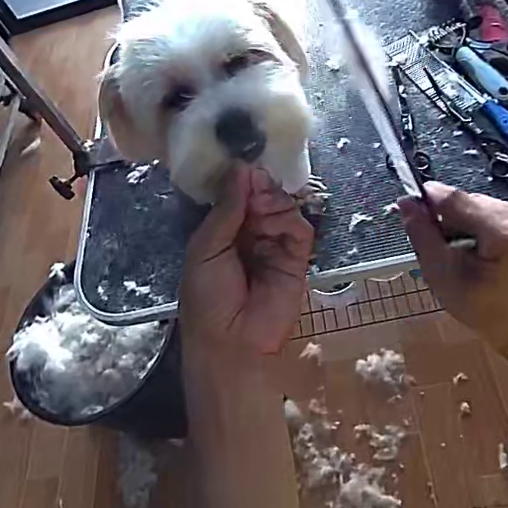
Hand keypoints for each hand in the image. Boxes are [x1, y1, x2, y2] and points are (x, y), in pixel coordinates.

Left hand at [180, 167, 315, 355]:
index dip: (243, 180)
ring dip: (275, 203)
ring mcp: (276, 246)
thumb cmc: (208, 297)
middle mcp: (251, 235)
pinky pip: (301, 231)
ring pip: (284, 210)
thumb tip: (242, 169)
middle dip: (260, 189)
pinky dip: (292, 221)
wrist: (232, 341)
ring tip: (264, 211)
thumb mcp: (206, 248)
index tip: (245, 166)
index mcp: (224, 231)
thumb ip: (227, 210)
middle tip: (256, 189)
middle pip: (263, 198)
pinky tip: (278, 224)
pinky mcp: (298, 260)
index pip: (238, 196)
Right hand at [398, 183, 507, 358]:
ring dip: (468, 222)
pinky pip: (499, 211)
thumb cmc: (486, 311)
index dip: (430, 199)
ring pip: (484, 205)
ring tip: (465, 252)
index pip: (459, 201)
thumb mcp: (445, 278)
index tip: (408, 204)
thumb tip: (406, 203)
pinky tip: (484, 249)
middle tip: (440, 244)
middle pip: (472, 202)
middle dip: (451, 218)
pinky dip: (485, 226)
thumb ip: (424, 237)